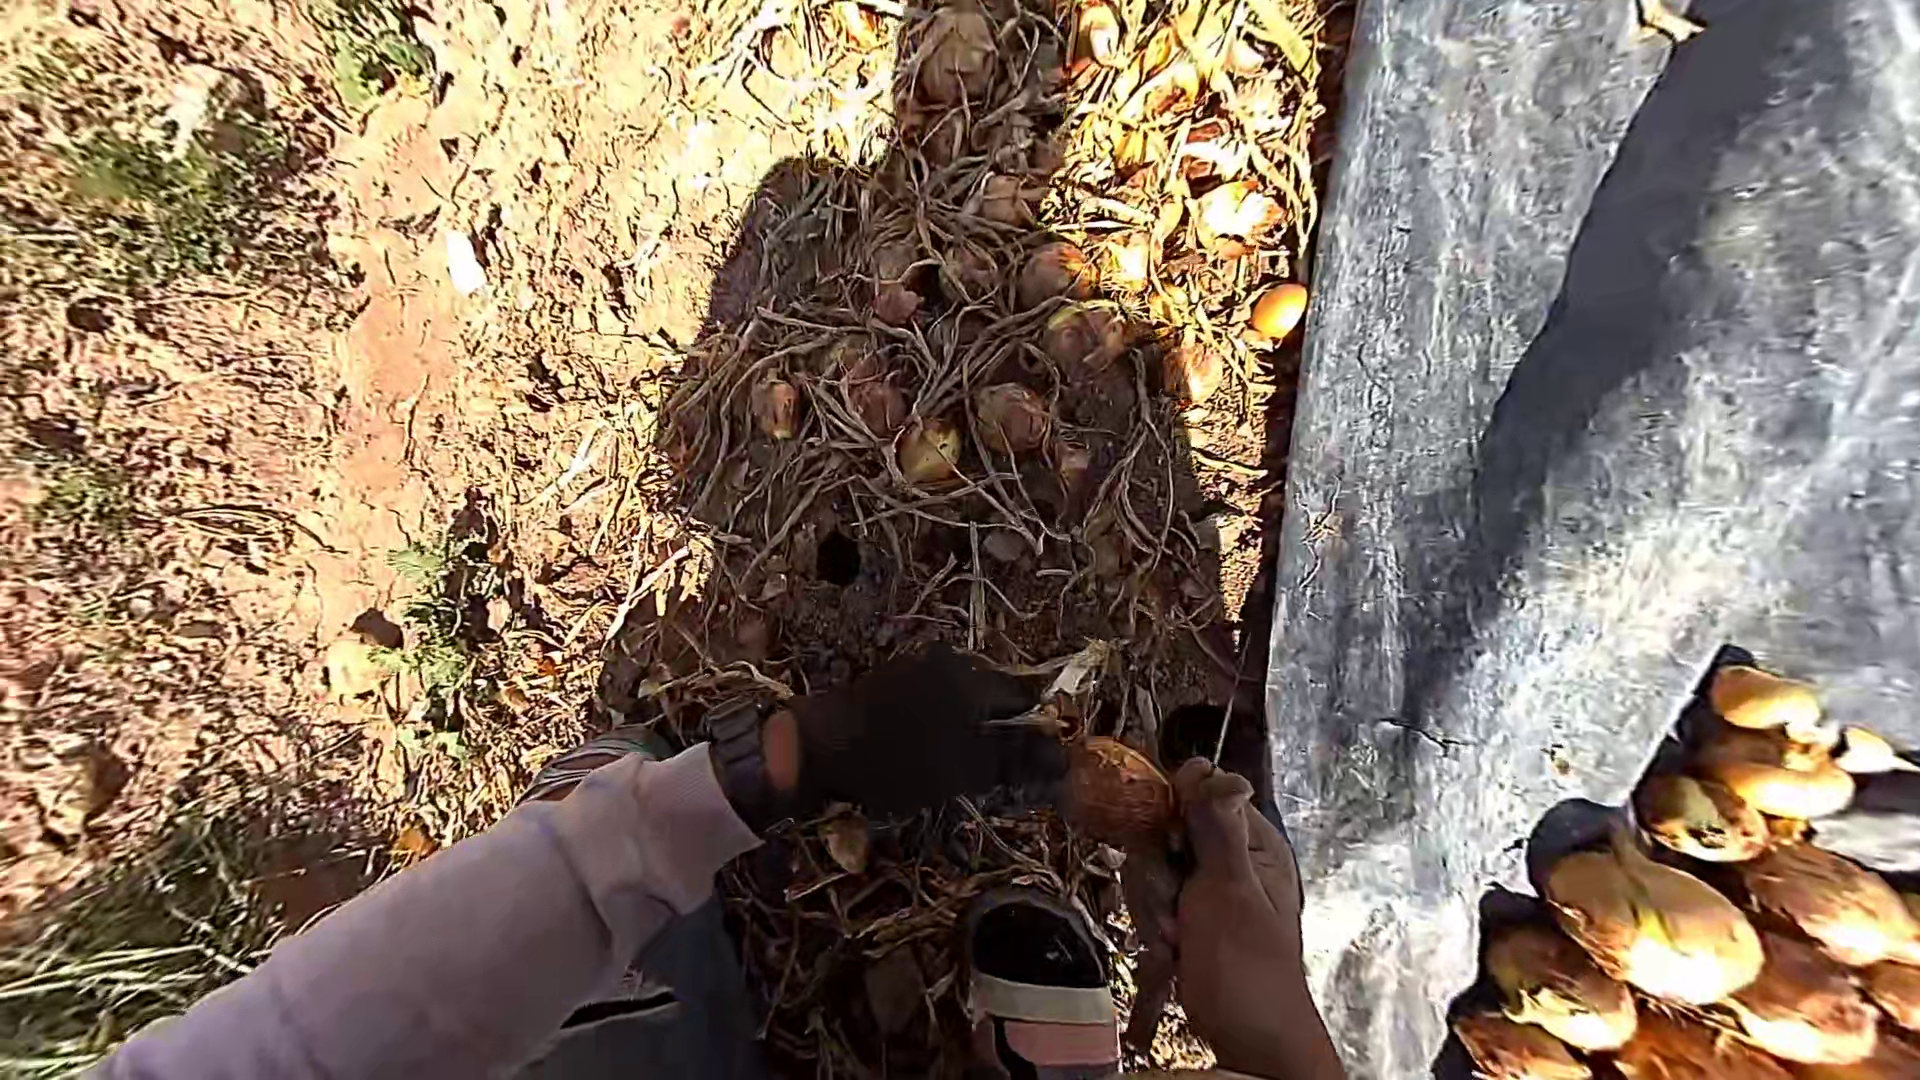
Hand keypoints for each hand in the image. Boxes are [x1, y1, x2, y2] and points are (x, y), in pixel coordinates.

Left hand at [786, 644, 1061, 817]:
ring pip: (969, 690)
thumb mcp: (963, 769)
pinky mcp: (901, 674)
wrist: (821, 744)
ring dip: (978, 719)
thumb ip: (1015, 759)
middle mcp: (953, 662)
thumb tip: (1062, 756)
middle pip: (997, 689)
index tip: (1036, 754)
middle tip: (1001, 761)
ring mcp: (923, 664)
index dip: (1035, 725)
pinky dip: (951, 712)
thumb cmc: (897, 761)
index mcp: (973, 680)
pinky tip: (938, 739)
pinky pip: (942, 690)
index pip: (1024, 695)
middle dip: (1006, 722)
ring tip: (970, 754)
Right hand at [1172, 759, 1344, 1079]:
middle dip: (1158, 868)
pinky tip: (1166, 947)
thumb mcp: (1231, 892)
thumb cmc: (1245, 967)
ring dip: (1151, 900)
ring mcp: (1199, 880)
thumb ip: (1219, 831)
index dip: (1177, 803)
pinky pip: (1145, 888)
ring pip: (1148, 857)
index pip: (1204, 789)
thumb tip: (1230, 773)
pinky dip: (1148, 917)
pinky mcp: (1179, 905)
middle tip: (1173, 903)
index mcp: (1251, 841)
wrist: (1243, 1044)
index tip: (1169, 835)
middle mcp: (1224, 853)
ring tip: (1173, 936)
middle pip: (1165, 823)